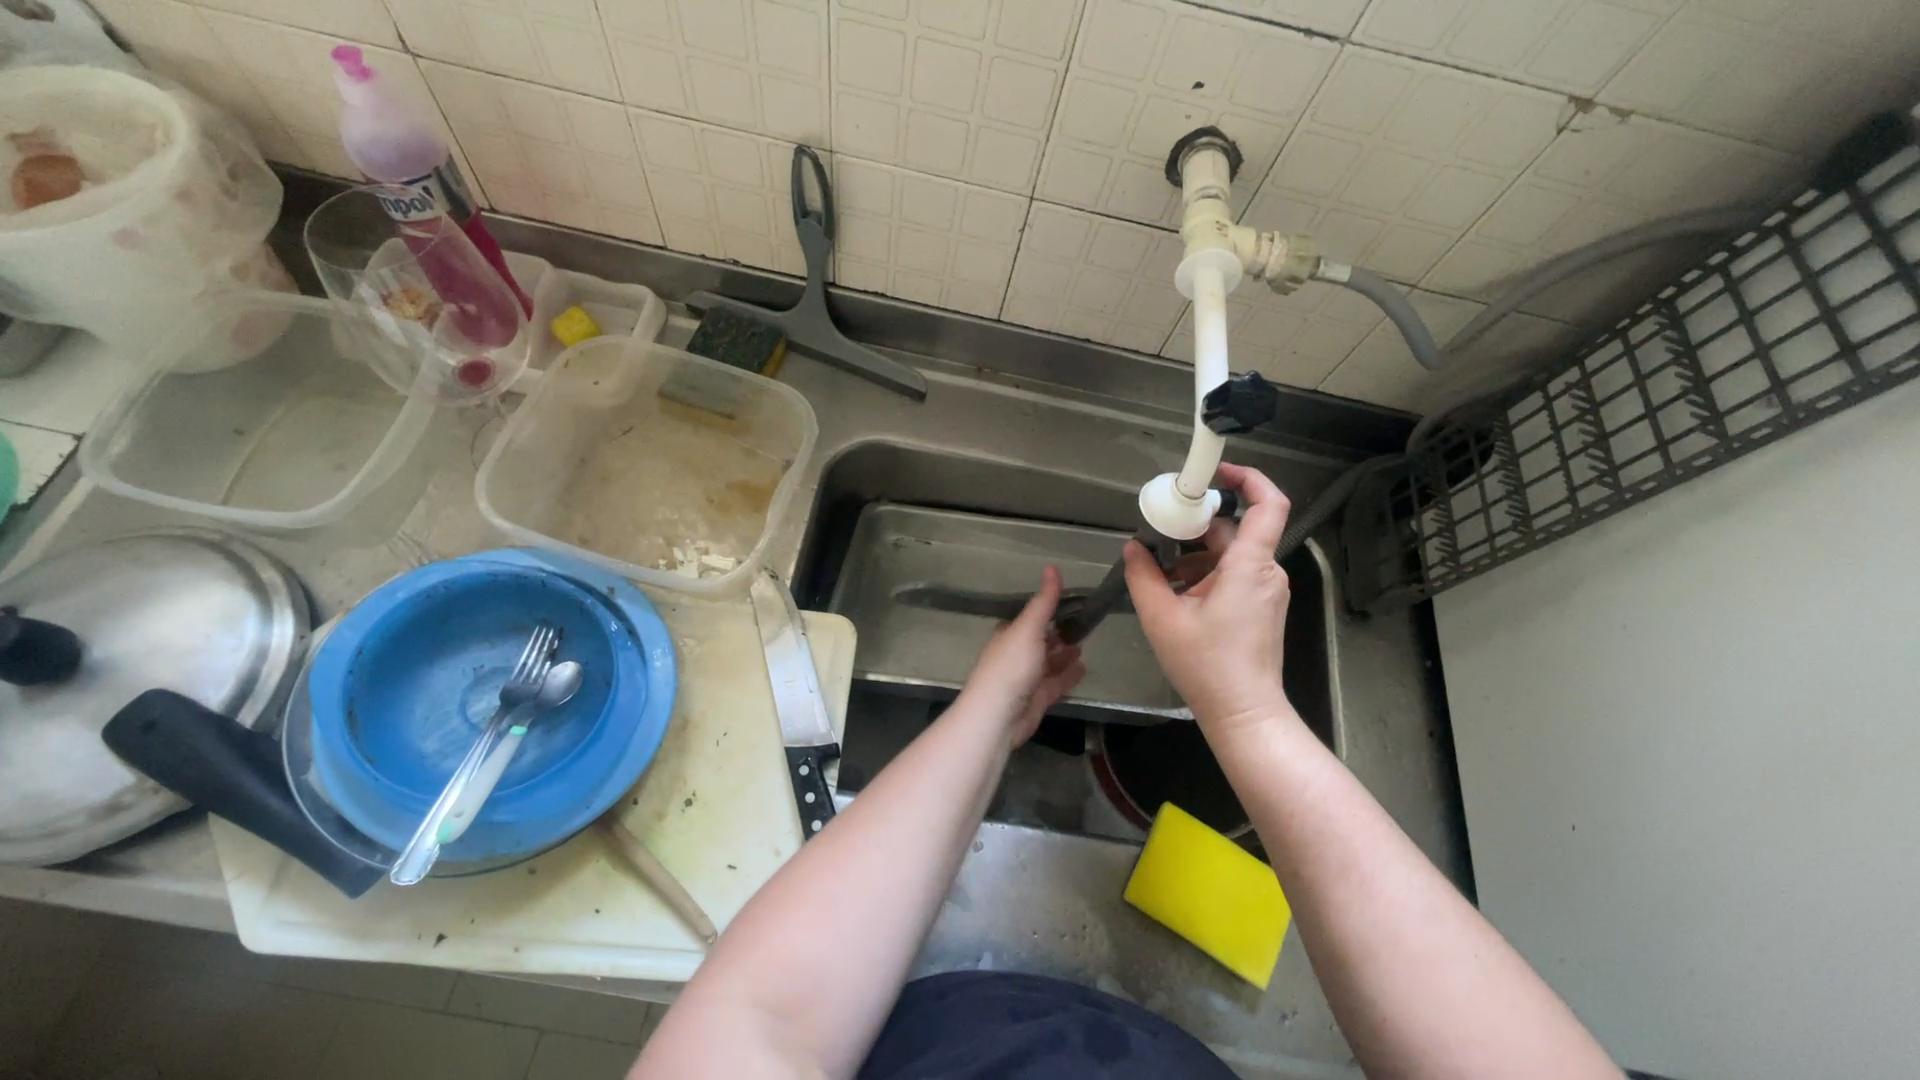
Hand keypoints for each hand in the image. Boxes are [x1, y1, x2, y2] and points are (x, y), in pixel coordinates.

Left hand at [958, 565, 1085, 746]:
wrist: (999, 715)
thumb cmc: (1011, 666)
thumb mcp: (1029, 628)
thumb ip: (1044, 601)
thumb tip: (1052, 566)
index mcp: (1009, 634)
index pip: (1030, 617)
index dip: (1048, 609)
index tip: (1071, 601)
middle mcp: (1016, 654)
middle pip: (1040, 639)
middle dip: (1059, 631)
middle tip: (1084, 623)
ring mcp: (1027, 677)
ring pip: (1049, 661)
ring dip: (1065, 653)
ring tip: (1085, 643)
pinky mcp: (1038, 698)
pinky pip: (1057, 683)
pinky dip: (1069, 675)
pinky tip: (1084, 668)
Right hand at [1124, 463, 1294, 734]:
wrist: (1243, 712)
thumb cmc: (1207, 666)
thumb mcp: (1162, 619)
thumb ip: (1144, 577)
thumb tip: (1133, 548)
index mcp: (1249, 566)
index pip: (1268, 503)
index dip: (1248, 477)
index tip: (1216, 471)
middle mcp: (1266, 573)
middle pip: (1236, 529)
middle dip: (1198, 524)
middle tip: (1162, 526)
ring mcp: (1267, 591)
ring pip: (1232, 554)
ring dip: (1197, 555)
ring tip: (1161, 569)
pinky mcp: (1262, 607)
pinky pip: (1236, 575)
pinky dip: (1207, 574)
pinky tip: (1177, 592)